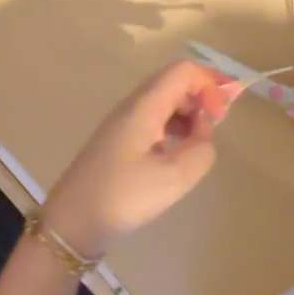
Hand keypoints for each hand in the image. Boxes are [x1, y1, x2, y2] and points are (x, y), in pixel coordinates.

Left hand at [41, 62, 230, 258]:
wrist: (72, 222)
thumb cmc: (123, 196)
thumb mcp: (173, 177)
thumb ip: (201, 150)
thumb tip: (204, 132)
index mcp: (144, 107)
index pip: (183, 72)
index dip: (209, 85)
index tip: (221, 116)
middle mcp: (132, 107)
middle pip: (173, 81)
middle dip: (202, 94)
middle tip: (220, 122)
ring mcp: (123, 124)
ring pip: (164, 100)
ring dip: (188, 111)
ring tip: (201, 140)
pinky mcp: (120, 141)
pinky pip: (154, 119)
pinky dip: (174, 126)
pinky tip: (179, 150)